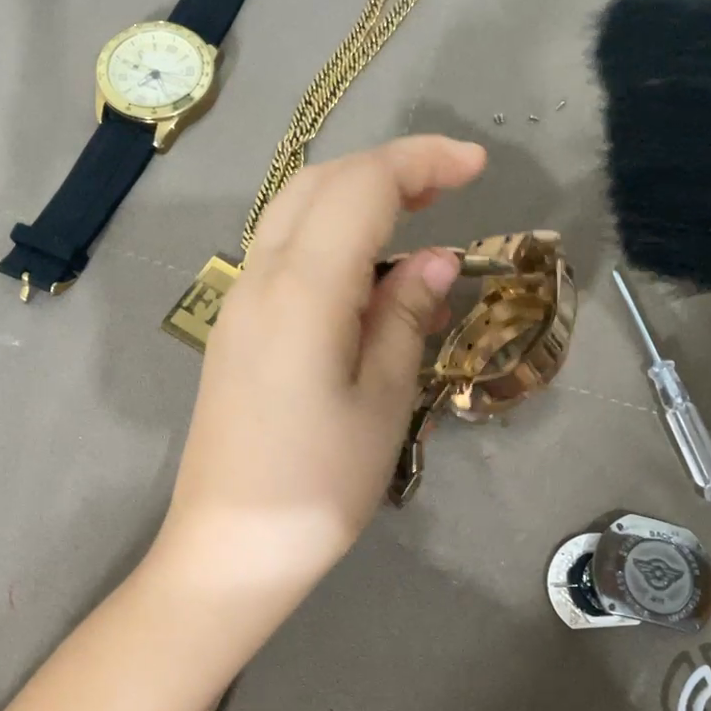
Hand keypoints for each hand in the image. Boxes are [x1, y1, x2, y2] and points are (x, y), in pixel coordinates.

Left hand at [152, 136, 487, 593]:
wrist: (232, 547)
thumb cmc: (319, 486)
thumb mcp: (382, 402)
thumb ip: (403, 318)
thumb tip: (433, 259)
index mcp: (303, 292)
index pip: (361, 188)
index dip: (422, 163)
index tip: (478, 167)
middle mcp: (260, 281)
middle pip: (317, 184)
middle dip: (385, 170)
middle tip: (448, 187)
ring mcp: (238, 306)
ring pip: (292, 215)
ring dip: (354, 201)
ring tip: (416, 225)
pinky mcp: (234, 333)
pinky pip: (281, 257)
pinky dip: (328, 241)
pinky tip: (367, 280)